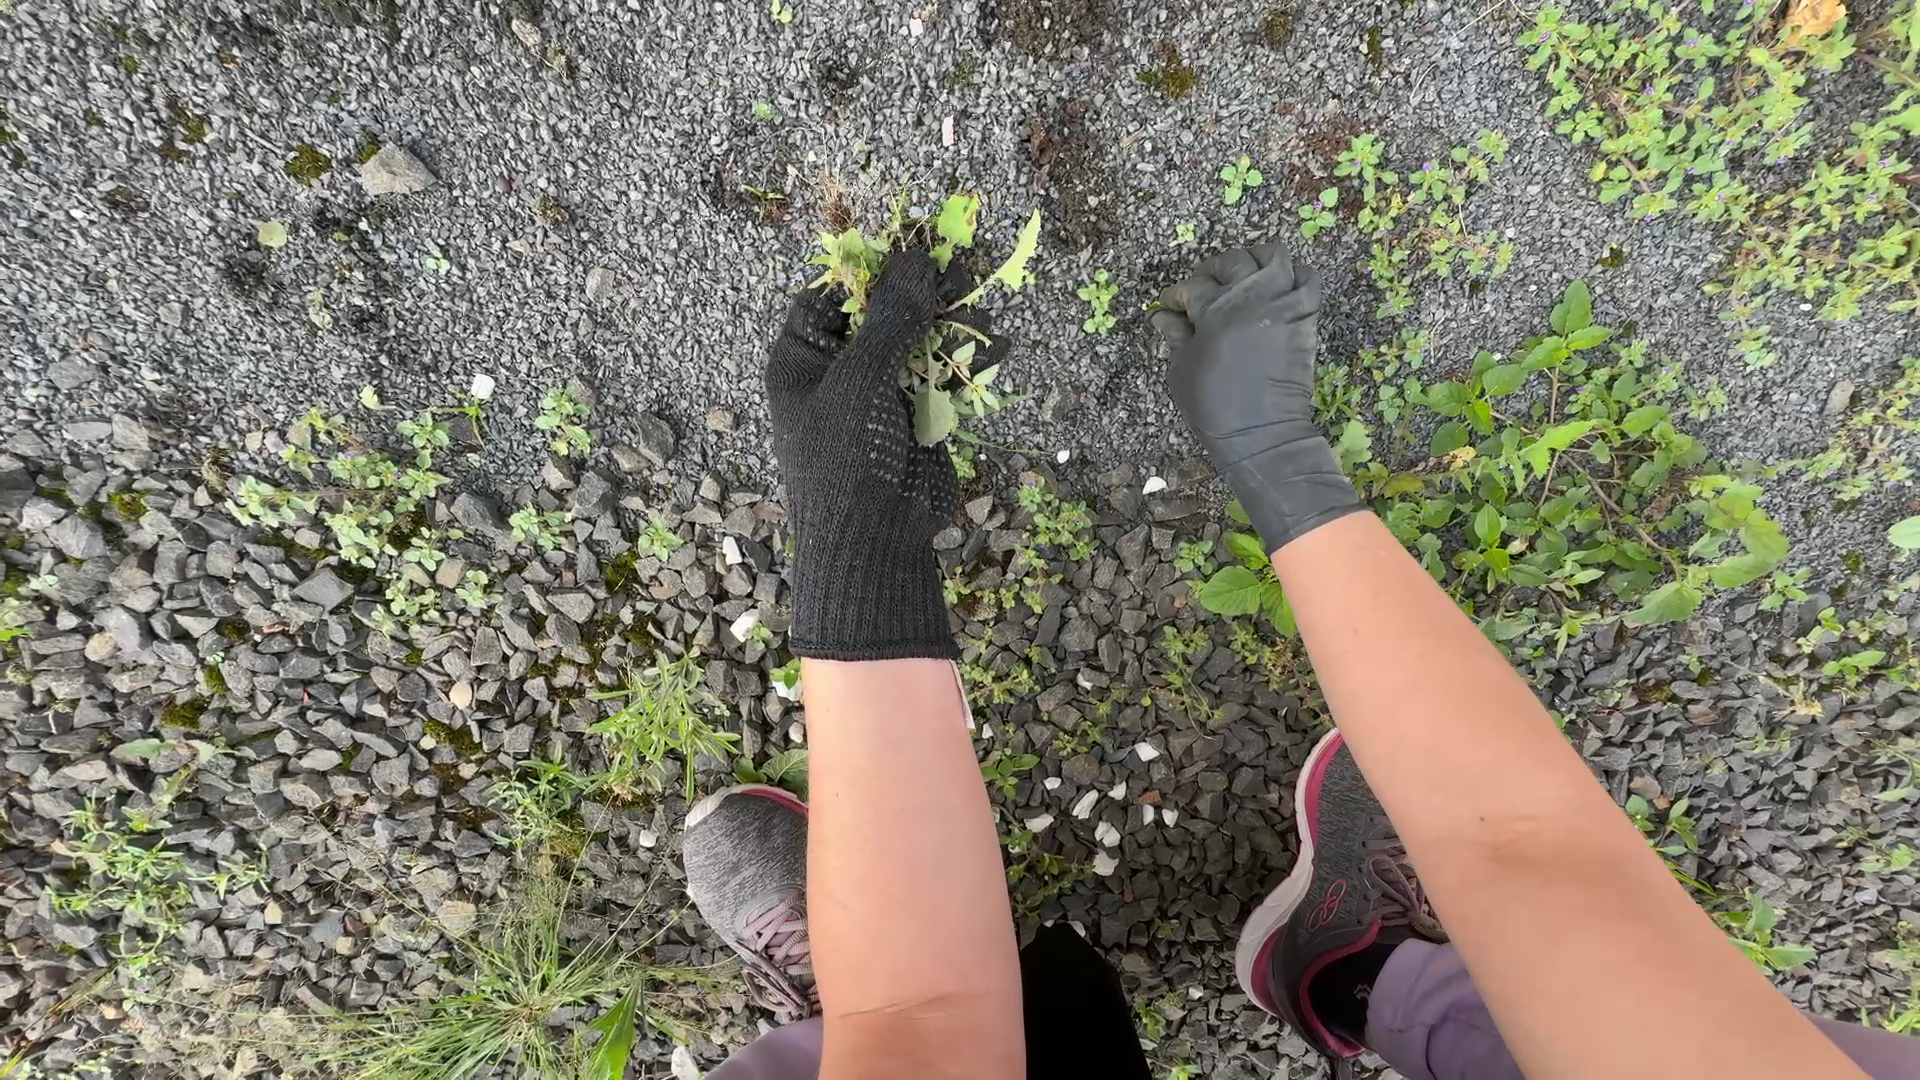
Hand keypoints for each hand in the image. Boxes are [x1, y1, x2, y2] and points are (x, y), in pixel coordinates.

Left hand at [766, 250, 995, 659]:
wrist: (872, 539)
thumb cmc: (847, 457)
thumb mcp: (860, 381)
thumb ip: (891, 318)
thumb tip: (917, 258)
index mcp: (804, 358)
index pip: (832, 294)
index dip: (870, 268)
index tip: (912, 245)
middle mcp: (841, 372)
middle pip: (883, 313)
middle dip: (922, 293)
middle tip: (961, 268)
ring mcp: (882, 395)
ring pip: (919, 343)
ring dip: (952, 324)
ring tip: (982, 303)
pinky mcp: (918, 418)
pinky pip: (944, 379)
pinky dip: (970, 364)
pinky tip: (999, 346)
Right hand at [1150, 244, 1358, 553]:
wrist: (1261, 431)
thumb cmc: (1212, 404)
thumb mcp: (1182, 369)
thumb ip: (1175, 335)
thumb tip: (1162, 314)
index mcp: (1214, 308)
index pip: (1191, 286)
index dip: (1176, 295)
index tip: (1169, 306)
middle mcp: (1251, 295)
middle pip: (1231, 262)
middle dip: (1212, 271)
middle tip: (1203, 290)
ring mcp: (1282, 301)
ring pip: (1272, 257)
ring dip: (1253, 262)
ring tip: (1242, 280)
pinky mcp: (1306, 314)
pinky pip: (1306, 278)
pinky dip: (1292, 276)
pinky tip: (1276, 290)